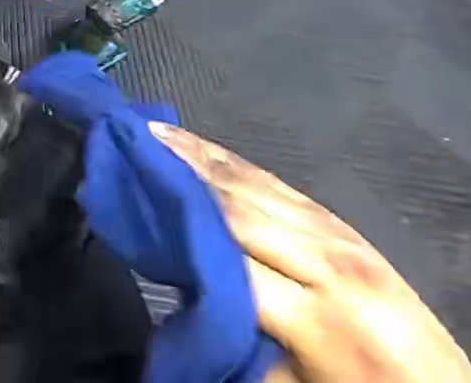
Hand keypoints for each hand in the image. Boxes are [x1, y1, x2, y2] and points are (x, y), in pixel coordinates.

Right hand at [152, 123, 470, 382]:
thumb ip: (239, 341)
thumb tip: (187, 288)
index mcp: (319, 316)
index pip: (229, 254)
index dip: (176, 220)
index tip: (129, 194)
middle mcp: (328, 259)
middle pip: (237, 203)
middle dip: (180, 170)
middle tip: (129, 142)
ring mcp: (337, 233)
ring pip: (254, 182)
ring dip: (200, 153)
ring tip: (153, 130)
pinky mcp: (340, 223)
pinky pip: (275, 182)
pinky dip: (231, 161)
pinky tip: (202, 145)